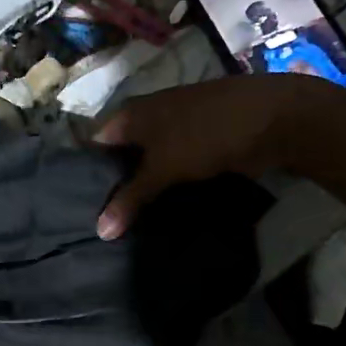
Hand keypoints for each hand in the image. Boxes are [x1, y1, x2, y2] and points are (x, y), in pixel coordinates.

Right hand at [94, 74, 342, 238]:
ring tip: (124, 225)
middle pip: (120, 155)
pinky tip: (158, 212)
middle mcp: (148, 118)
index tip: (74, 204)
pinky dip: (165, 187)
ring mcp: (175, 130)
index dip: (84, 172)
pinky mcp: (198, 144)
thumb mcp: (163, 167)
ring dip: (141, 189)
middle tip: (99, 222)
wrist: (270, 119)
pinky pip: (172, 168)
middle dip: (113, 185)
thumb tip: (99, 231)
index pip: (94, 143)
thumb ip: (131, 198)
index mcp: (131, 114)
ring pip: (148, 164)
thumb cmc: (205, 134)